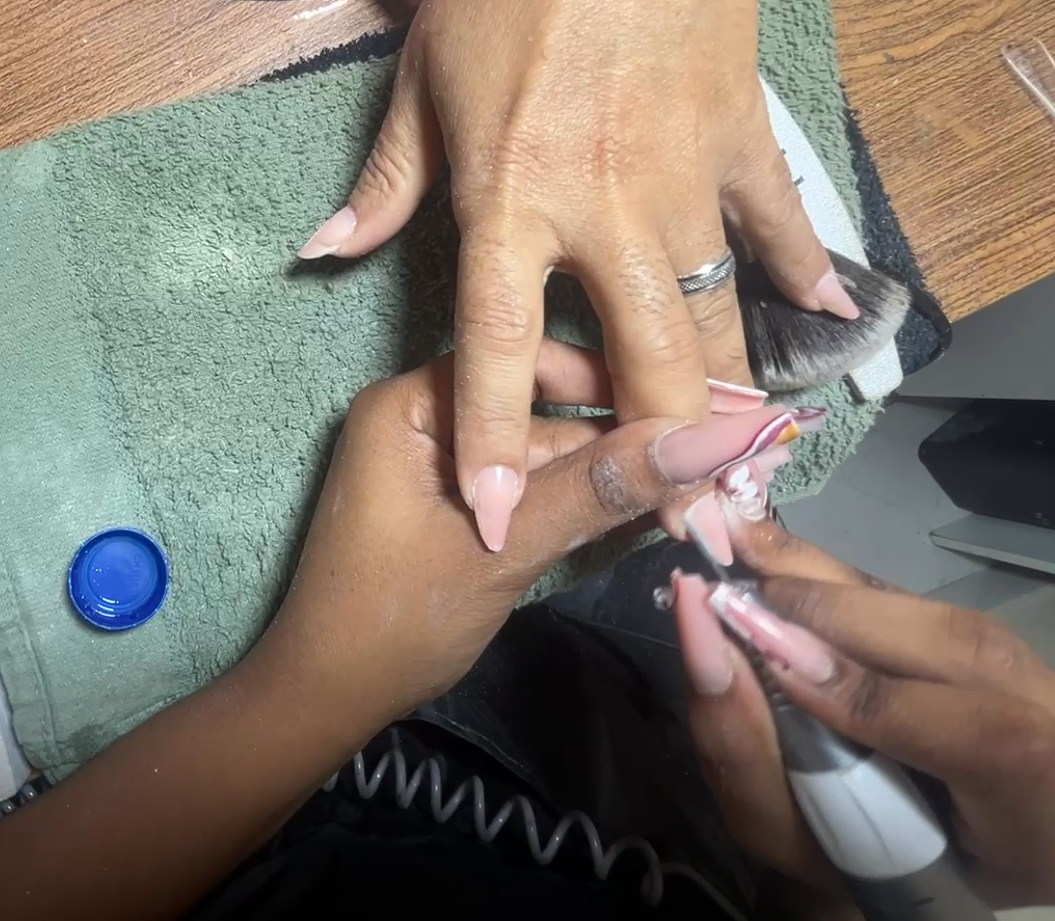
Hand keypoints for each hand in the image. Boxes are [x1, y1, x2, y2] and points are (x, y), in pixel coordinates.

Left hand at [254, 340, 810, 725]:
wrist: (328, 694)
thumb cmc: (396, 618)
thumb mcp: (502, 549)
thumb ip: (599, 489)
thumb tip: (716, 436)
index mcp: (407, 402)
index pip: (523, 360)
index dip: (617, 380)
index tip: (711, 397)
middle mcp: (417, 414)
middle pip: (533, 408)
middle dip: (621, 436)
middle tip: (727, 449)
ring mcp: (429, 458)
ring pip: (533, 450)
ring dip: (605, 471)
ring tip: (707, 479)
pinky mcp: (443, 497)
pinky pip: (516, 482)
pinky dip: (569, 497)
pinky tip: (643, 503)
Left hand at [294, 0, 850, 551]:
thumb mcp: (422, 81)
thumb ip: (385, 184)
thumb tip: (324, 249)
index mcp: (508, 200)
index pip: (493, 350)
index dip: (493, 444)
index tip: (499, 524)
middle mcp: (603, 209)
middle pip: (638, 361)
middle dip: (658, 455)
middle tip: (674, 528)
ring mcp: (688, 175)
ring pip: (717, 315)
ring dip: (727, 397)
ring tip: (737, 468)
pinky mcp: (748, 134)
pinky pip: (784, 224)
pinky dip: (804, 275)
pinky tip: (821, 328)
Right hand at [671, 518, 1054, 913]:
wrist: (873, 851)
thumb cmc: (832, 860)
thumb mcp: (772, 828)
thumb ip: (738, 739)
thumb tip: (698, 621)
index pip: (1002, 745)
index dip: (881, 694)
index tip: (772, 660)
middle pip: (972, 652)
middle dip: (839, 612)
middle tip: (735, 590)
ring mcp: (1051, 694)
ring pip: (941, 613)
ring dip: (827, 583)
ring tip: (740, 561)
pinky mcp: (996, 652)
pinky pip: (914, 599)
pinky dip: (831, 576)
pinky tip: (770, 562)